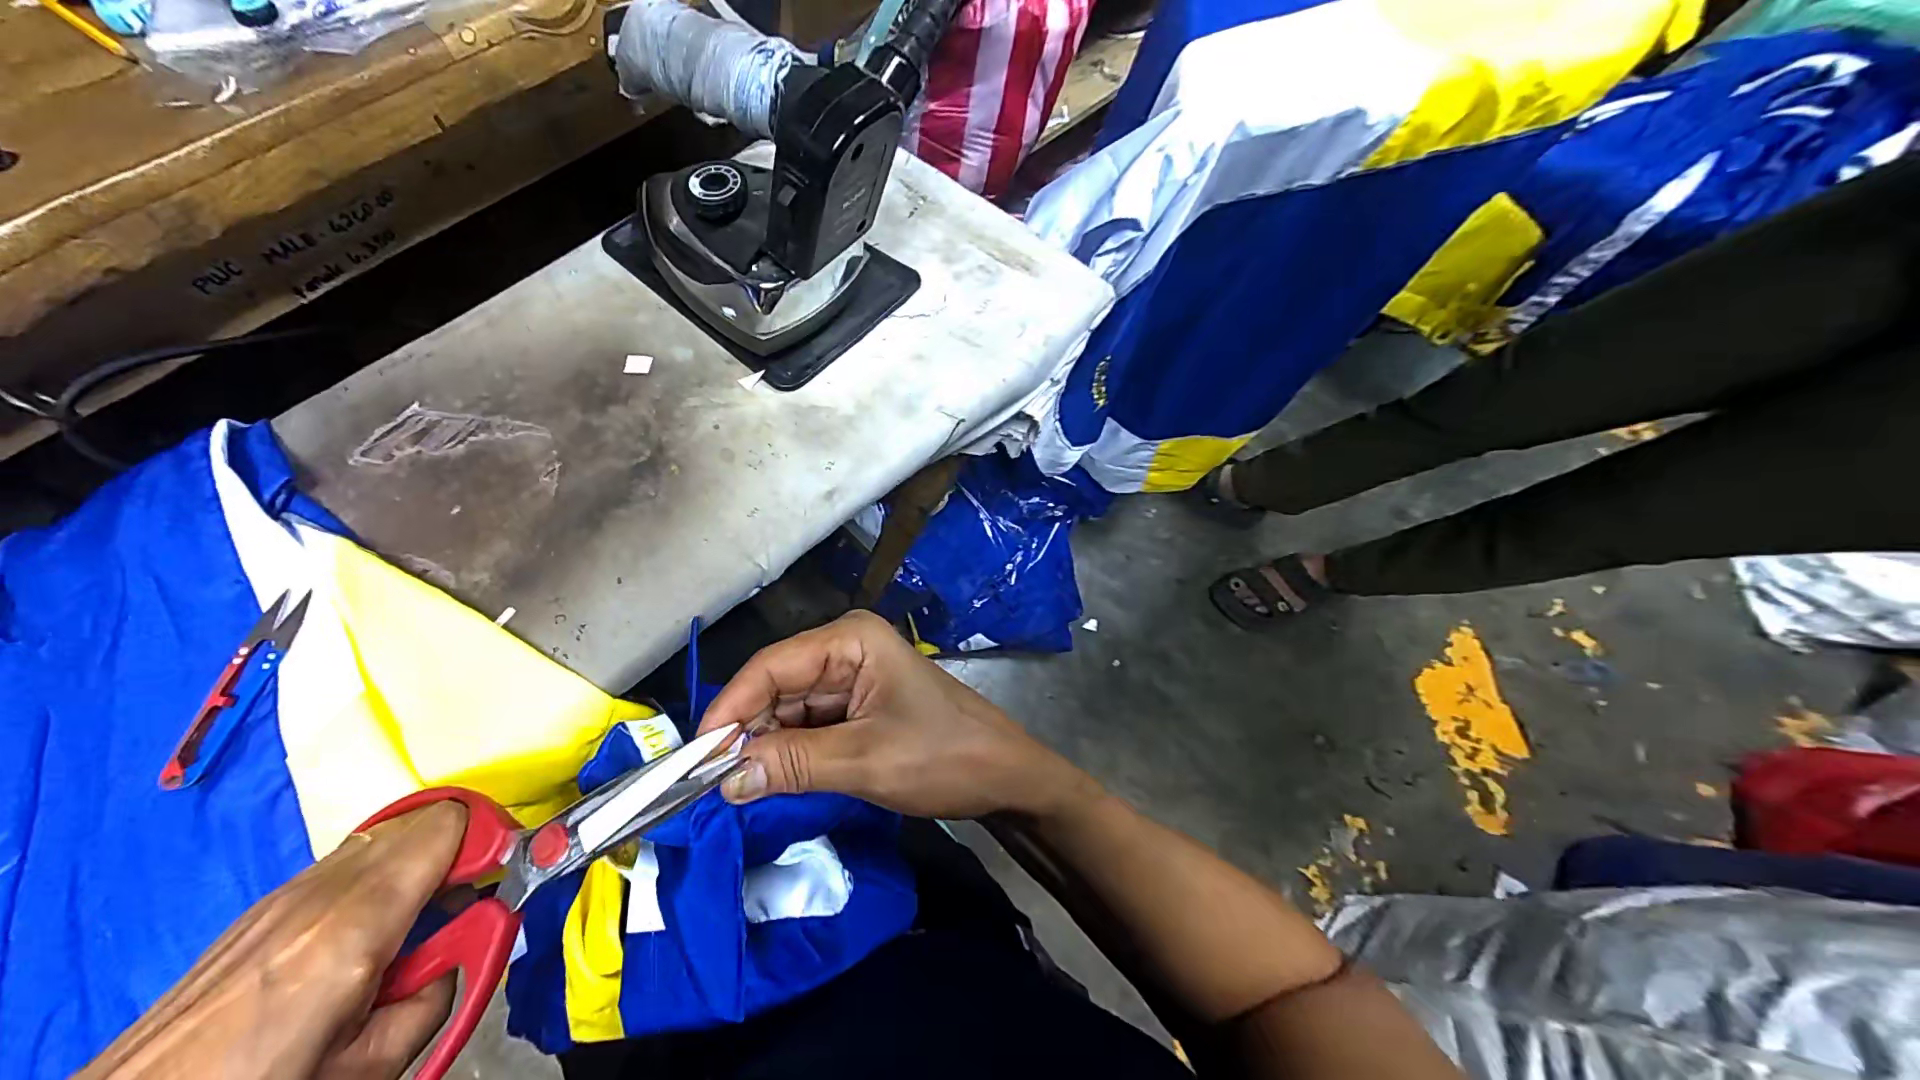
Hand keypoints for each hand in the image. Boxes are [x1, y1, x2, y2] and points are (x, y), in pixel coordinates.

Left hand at [77, 802, 466, 1079]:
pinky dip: (381, 870)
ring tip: (421, 917)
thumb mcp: (367, 1070)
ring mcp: (282, 896)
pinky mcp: (260, 908)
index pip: (446, 826)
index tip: (504, 872)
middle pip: (420, 820)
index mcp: (354, 928)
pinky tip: (371, 926)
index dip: (488, 837)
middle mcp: (319, 894)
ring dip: (421, 857)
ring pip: (385, 835)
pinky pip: (347, 860)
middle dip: (461, 845)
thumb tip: (456, 954)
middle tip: (470, 900)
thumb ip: (435, 998)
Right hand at [698, 611, 1101, 819]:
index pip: (771, 666)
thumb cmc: (944, 757)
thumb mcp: (865, 761)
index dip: (729, 708)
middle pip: (775, 686)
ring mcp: (852, 677)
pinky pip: (807, 725)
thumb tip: (723, 778)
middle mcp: (846, 649)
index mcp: (851, 640)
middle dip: (745, 732)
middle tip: (711, 784)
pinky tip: (769, 779)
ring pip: (787, 709)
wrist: (1006, 776)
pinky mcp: (856, 706)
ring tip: (734, 788)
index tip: (697, 758)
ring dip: (763, 746)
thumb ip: (791, 764)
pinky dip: (787, 752)